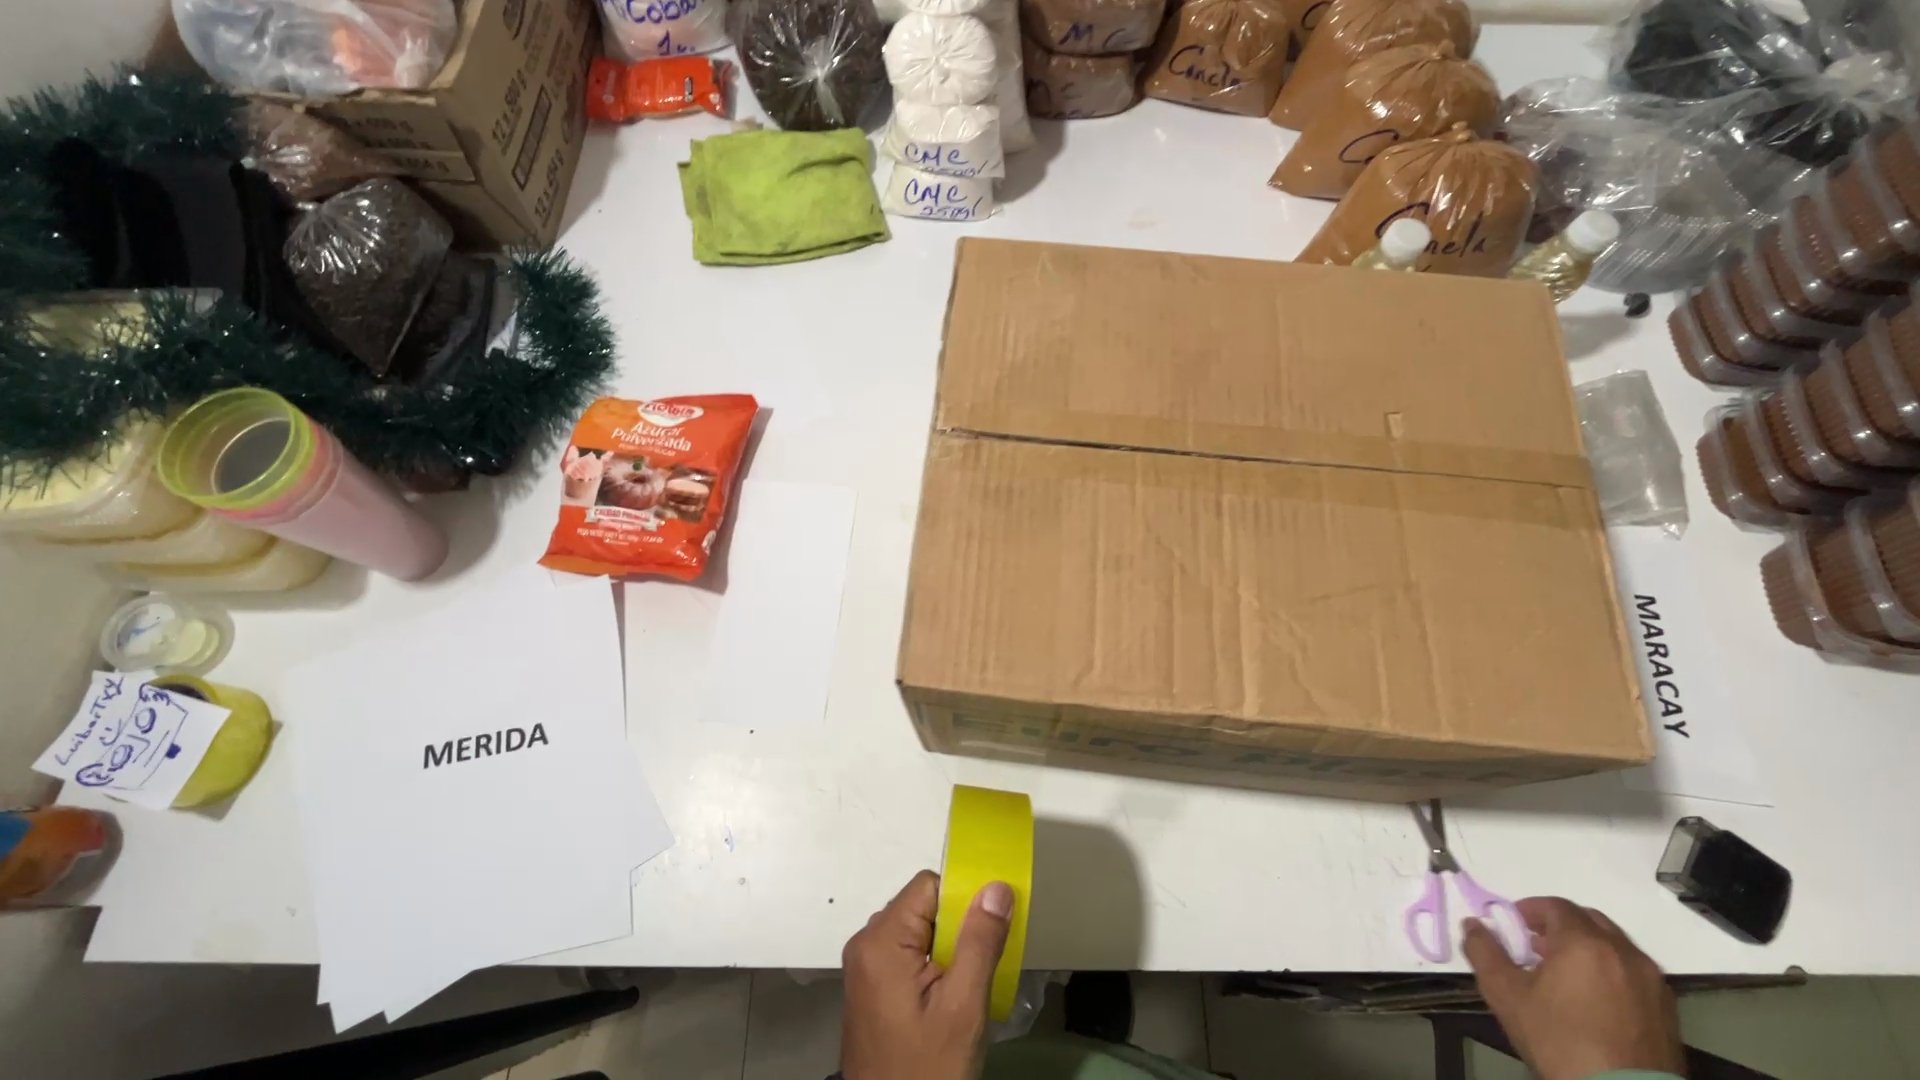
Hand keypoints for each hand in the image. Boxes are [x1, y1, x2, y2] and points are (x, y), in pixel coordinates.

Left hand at [840, 870, 1013, 1079]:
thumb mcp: (963, 1006)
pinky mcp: (869, 987)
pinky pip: (906, 955)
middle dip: (956, 929)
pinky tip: (947, 999)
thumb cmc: (927, 1067)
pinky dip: (932, 966)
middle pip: (922, 907)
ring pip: (917, 931)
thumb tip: (996, 887)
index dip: (962, 902)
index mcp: (882, 940)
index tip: (987, 934)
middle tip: (978, 967)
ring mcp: (864, 966)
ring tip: (965, 987)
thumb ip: (980, 941)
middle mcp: (866, 943)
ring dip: (946, 950)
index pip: (929, 886)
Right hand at [1464, 898, 1684, 1079]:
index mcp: (1584, 943)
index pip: (1556, 906)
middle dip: (1560, 926)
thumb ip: (1483, 951)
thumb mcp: (1505, 995)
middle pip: (1589, 920)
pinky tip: (1593, 999)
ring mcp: (1652, 981)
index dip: (1530, 910)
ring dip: (1587, 948)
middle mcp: (1624, 952)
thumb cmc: (1560, 1042)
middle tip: (1536, 946)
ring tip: (1565, 975)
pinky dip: (1610, 971)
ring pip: (1614, 946)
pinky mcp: (1668, 1009)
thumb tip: (1473, 925)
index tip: (1513, 927)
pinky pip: (1633, 972)